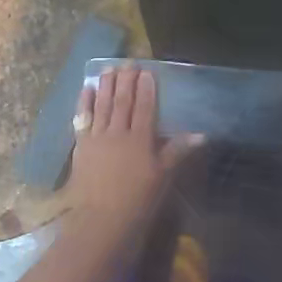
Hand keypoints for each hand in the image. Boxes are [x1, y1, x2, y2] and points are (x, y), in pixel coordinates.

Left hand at [68, 68, 198, 231]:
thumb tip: (200, 134)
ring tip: (108, 69)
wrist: (101, 218)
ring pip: (102, 106)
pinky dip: (84, 103)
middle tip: (127, 62)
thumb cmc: (138, 201)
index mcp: (140, 140)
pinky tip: (86, 90)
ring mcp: (96, 138)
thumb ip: (177, 152)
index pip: (145, 108)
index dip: (146, 89)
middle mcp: (117, 133)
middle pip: (122, 102)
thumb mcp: (162, 177)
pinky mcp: (80, 146)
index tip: (146, 72)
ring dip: (105, 86)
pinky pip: (82, 118)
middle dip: (125, 81)